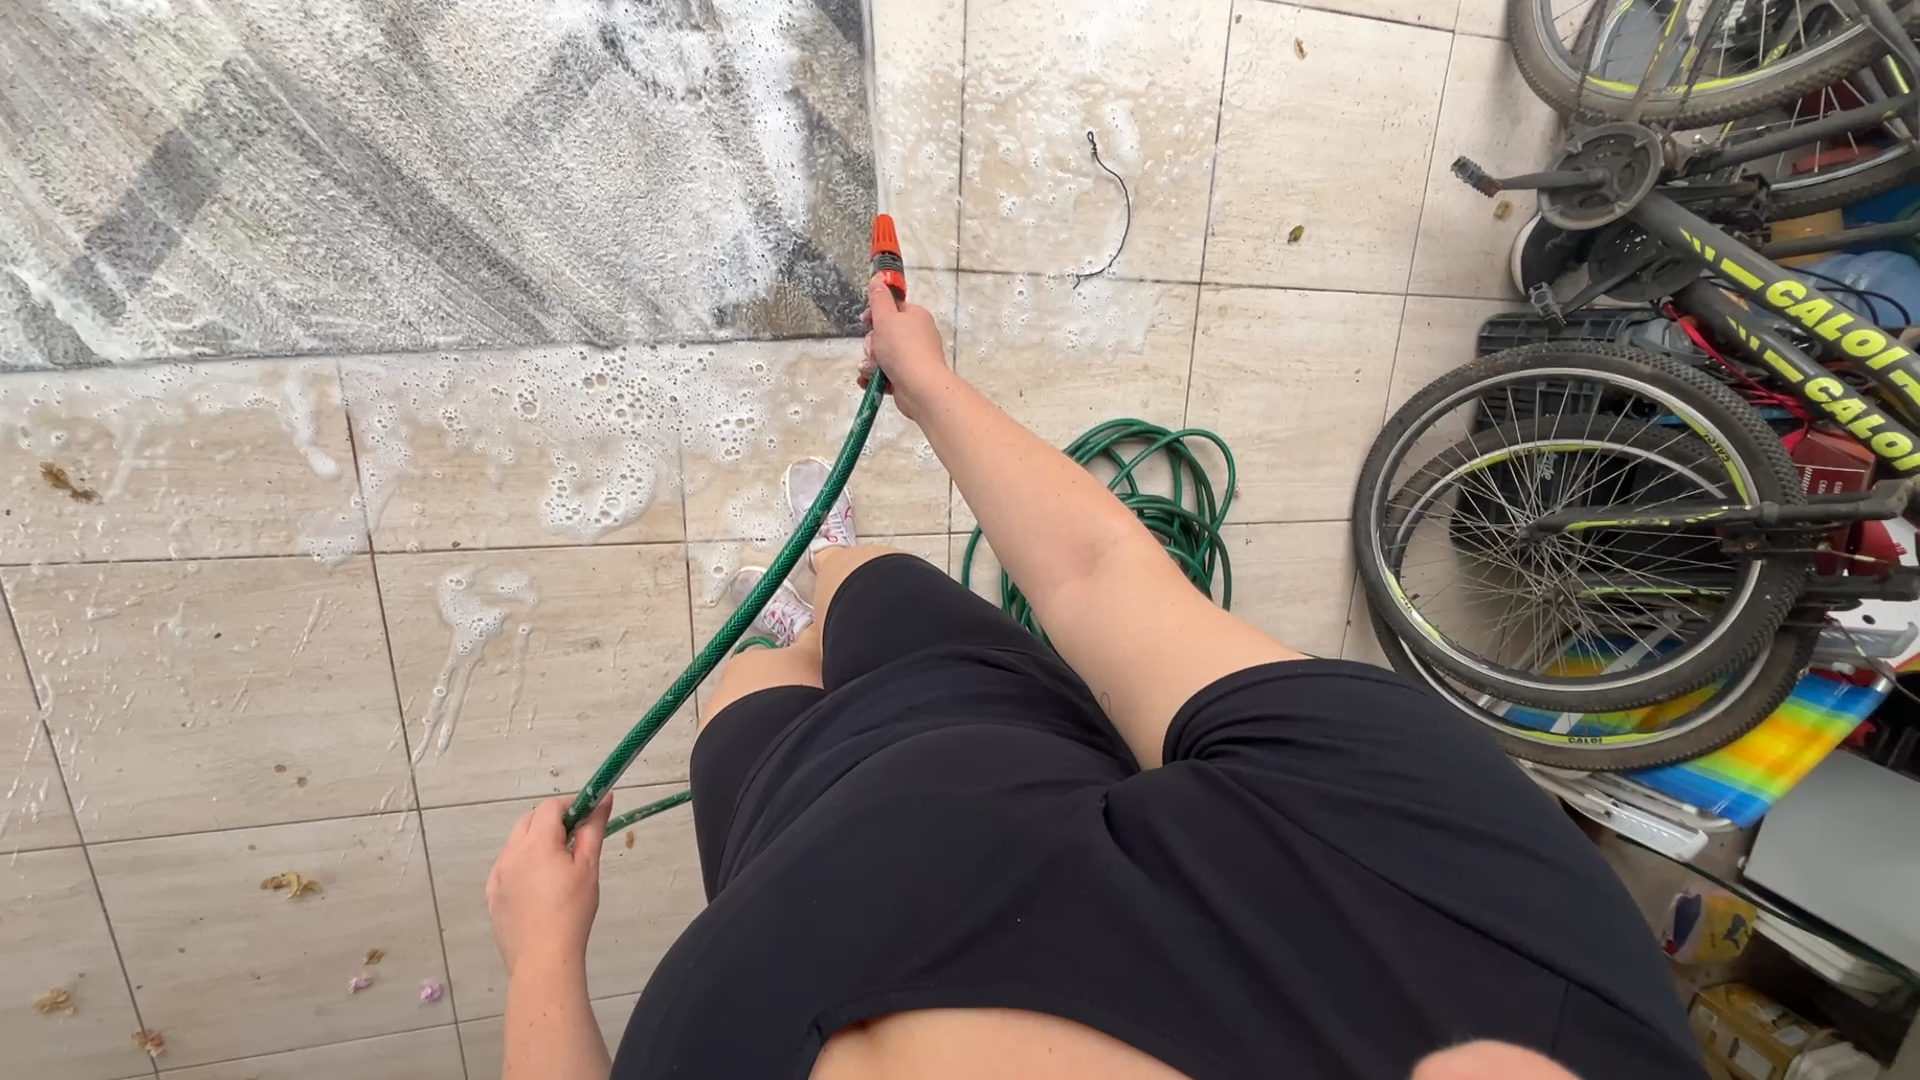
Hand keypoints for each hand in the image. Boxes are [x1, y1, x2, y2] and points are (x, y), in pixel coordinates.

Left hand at [486, 796, 609, 976]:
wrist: (543, 957)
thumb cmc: (572, 908)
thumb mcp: (589, 865)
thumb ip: (594, 828)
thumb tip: (604, 799)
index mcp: (536, 843)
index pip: (551, 807)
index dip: (572, 805)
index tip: (589, 817)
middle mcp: (511, 854)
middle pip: (530, 820)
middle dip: (553, 819)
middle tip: (576, 838)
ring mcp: (497, 875)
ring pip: (516, 842)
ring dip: (537, 839)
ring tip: (559, 864)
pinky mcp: (492, 895)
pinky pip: (507, 865)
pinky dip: (523, 862)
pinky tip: (539, 884)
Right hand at [861, 274, 948, 420]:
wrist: (920, 388)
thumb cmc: (902, 349)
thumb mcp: (886, 317)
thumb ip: (879, 298)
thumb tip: (879, 278)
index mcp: (916, 316)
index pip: (892, 309)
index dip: (875, 315)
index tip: (865, 322)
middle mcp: (918, 335)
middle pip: (885, 334)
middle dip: (872, 344)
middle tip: (873, 351)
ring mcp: (914, 358)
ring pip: (883, 355)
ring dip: (871, 363)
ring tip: (871, 370)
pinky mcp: (909, 378)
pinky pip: (886, 373)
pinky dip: (876, 378)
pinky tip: (869, 381)